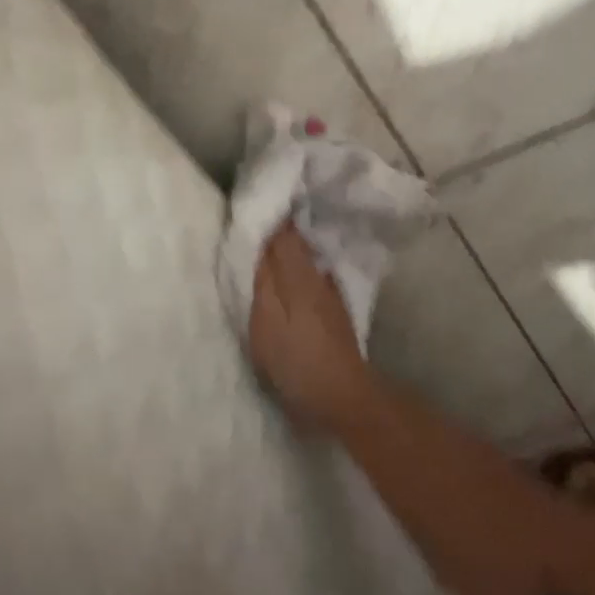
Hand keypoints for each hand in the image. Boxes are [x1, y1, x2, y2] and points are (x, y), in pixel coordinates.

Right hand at [248, 226, 372, 429]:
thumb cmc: (296, 359)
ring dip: (288, 247)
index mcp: (300, 272)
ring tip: (266, 240)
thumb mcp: (267, 319)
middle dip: (278, 226)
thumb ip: (263, 277)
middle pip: (296, 241)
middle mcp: (319, 274)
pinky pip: (310, 277)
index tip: (252, 197)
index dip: (270, 211)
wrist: (342, 397)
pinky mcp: (333, 312)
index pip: (284, 229)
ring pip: (305, 259)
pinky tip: (287, 274)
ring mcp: (330, 293)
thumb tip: (260, 234)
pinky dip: (297, 269)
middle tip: (254, 213)